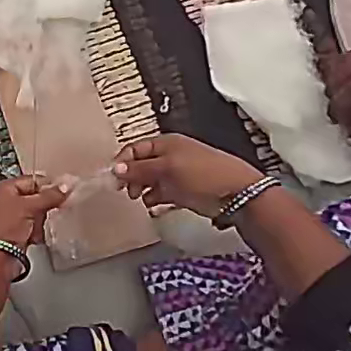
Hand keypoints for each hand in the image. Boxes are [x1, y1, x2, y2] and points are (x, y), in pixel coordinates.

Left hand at [0, 175, 71, 248]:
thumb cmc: (4, 228)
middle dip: (44, 206)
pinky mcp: (14, 235)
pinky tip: (36, 236)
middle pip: (34, 198)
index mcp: (4, 188)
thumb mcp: (30, 206)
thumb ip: (50, 195)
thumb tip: (65, 186)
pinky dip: (36, 232)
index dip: (48, 186)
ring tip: (38, 226)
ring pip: (35, 214)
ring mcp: (9, 219)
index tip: (64, 191)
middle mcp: (4, 202)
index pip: (32, 181)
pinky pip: (32, 229)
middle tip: (51, 210)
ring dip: (41, 221)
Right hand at [112, 134, 263, 217]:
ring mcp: (175, 175)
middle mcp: (168, 157)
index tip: (114, 178)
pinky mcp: (181, 192)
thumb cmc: (202, 174)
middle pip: (140, 165)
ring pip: (148, 180)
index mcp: (165, 144)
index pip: (135, 149)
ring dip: (141, 189)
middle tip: (126, 191)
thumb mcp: (168, 168)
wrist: (236, 194)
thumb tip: (115, 169)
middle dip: (130, 177)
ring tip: (139, 199)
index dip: (123, 161)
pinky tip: (152, 206)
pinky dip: (153, 199)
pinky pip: (160, 193)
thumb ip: (140, 169)